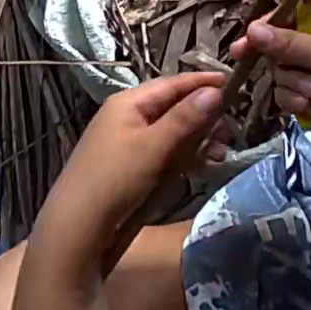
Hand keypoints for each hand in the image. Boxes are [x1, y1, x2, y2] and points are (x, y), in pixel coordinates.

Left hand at [35, 72, 226, 252]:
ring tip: (220, 152)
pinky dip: (184, 156)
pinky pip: (164, 151)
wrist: (77, 226)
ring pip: (171, 132)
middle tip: (230, 131)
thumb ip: (185, 118)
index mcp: (129, 102)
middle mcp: (128, 115)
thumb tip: (214, 91)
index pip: (172, 84)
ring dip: (197, 139)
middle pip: (173, 107)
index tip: (233, 83)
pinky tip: (202, 165)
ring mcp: (128, 141)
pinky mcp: (131, 165)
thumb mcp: (153, 146)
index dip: (202, 83)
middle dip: (203, 117)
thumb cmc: (115, 178)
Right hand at [230, 9, 310, 153]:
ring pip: (278, 74)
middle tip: (262, 63)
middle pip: (275, 47)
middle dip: (281, 62)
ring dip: (293, 85)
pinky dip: (295, 102)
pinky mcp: (307, 99)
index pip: (286, 16)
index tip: (246, 39)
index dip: (265, 25)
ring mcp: (310, 74)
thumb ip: (288, 43)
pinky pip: (284, 96)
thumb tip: (251, 30)